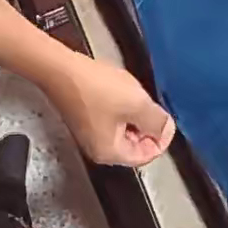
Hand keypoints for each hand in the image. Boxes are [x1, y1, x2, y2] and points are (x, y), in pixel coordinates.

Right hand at [50, 54, 175, 166]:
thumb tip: (165, 131)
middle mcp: (99, 151)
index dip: (161, 137)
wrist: (62, 71)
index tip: (164, 116)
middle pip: (136, 146)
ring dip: (134, 116)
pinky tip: (119, 94)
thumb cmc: (96, 89)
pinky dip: (122, 111)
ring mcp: (90, 138)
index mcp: (111, 153)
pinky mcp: (85, 123)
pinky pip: (112, 123)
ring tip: (132, 96)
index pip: (147, 155)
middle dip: (147, 126)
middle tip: (147, 103)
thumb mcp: (137, 104)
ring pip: (125, 133)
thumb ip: (157, 122)